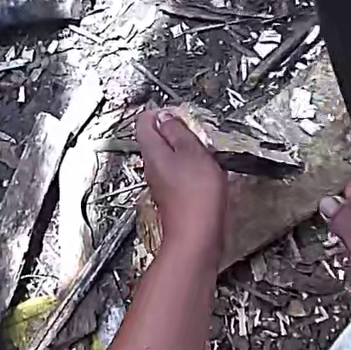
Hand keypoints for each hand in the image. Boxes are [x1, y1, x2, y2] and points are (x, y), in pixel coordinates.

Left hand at [137, 108, 226, 252]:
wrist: (198, 237)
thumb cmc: (195, 197)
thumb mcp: (191, 152)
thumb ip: (177, 131)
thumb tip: (166, 116)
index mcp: (152, 152)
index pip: (144, 122)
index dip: (160, 112)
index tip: (179, 113)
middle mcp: (152, 167)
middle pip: (156, 139)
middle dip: (174, 130)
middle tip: (195, 130)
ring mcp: (162, 183)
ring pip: (168, 157)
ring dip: (185, 150)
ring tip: (204, 151)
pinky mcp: (174, 197)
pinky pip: (179, 174)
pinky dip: (191, 168)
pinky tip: (206, 172)